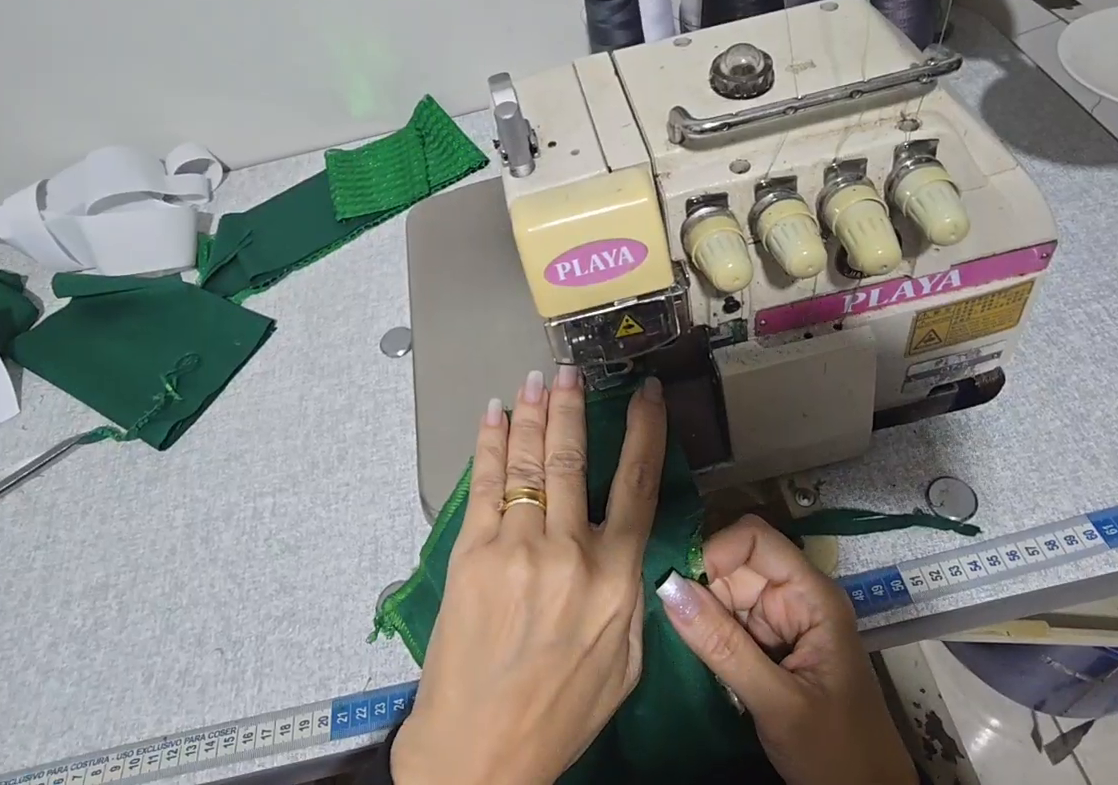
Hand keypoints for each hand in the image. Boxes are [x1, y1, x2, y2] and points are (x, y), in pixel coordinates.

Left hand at [391, 369, 666, 784]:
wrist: (480, 749)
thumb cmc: (559, 712)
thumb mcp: (624, 662)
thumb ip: (632, 597)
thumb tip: (629, 546)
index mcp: (616, 578)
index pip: (637, 484)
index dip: (644, 431)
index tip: (645, 394)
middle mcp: (570, 552)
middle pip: (573, 460)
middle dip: (571, 406)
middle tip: (568, 370)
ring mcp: (517, 548)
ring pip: (528, 463)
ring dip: (532, 414)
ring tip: (534, 380)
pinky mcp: (472, 552)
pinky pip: (485, 484)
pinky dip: (489, 443)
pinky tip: (494, 415)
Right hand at [656, 516, 917, 784]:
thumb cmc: (837, 752)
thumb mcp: (778, 701)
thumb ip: (723, 646)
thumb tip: (668, 587)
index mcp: (812, 596)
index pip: (755, 539)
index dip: (716, 550)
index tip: (682, 586)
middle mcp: (796, 597)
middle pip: (734, 564)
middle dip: (702, 586)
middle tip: (675, 622)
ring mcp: (781, 621)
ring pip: (725, 592)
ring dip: (702, 612)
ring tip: (684, 643)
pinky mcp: (767, 646)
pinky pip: (727, 621)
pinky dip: (708, 633)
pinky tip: (696, 653)